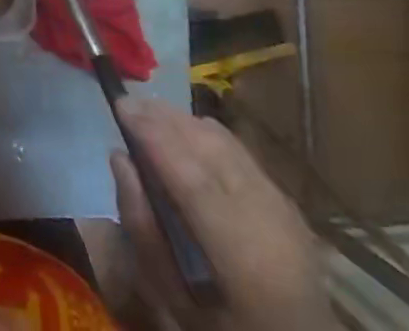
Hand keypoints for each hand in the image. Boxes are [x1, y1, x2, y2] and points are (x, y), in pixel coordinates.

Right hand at [111, 97, 334, 330]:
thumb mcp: (172, 293)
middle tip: (127, 101)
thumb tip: (119, 159)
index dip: (153, 134)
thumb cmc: (222, 323)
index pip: (190, 176)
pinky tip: (186, 132)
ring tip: (150, 111)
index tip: (120, 105)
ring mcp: (282, 206)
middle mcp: (265, 217)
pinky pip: (242, 153)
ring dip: (186, 121)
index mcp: (238, 250)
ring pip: (228, 144)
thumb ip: (143, 227)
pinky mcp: (288, 201)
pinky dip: (208, 135)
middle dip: (166, 118)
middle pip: (211, 148)